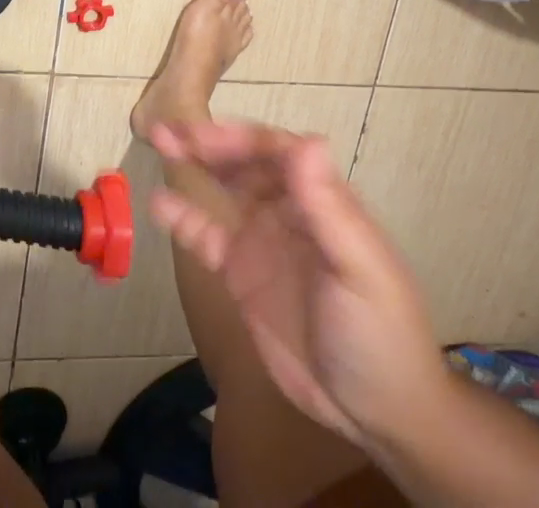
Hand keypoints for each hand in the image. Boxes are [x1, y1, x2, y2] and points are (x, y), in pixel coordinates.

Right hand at [149, 122, 447, 444]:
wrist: (373, 408)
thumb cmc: (378, 332)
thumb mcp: (359, 269)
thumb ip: (328, 207)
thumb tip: (308, 141)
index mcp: (324, 204)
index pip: (279, 154)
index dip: (241, 140)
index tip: (204, 135)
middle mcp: (290, 214)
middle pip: (246, 165)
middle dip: (210, 144)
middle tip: (169, 130)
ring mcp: (263, 243)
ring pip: (224, 192)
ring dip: (195, 167)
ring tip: (161, 143)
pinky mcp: (241, 275)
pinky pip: (207, 237)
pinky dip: (184, 218)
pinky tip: (160, 205)